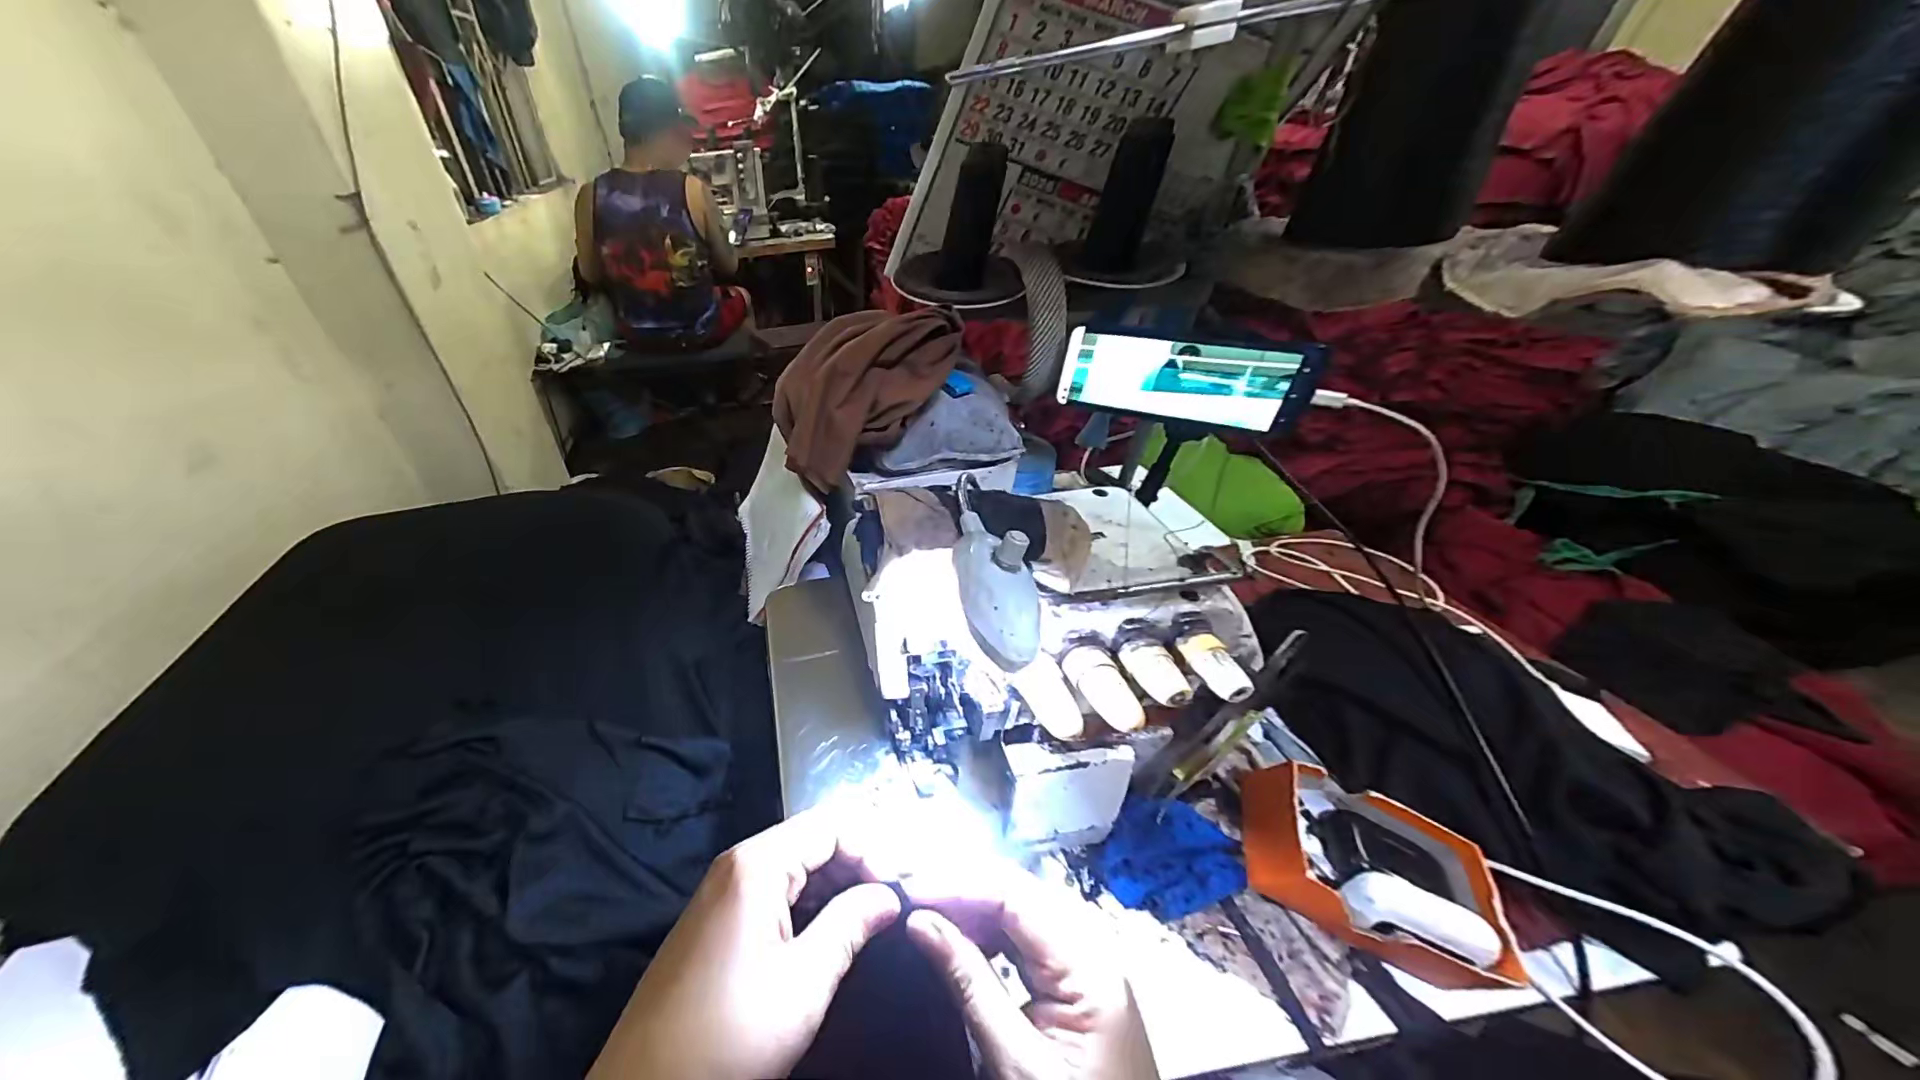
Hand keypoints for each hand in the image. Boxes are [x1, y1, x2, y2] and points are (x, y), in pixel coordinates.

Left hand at [587, 807, 901, 1079]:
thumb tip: (887, 896)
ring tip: (872, 913)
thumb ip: (851, 924)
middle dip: (859, 862)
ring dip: (837, 882)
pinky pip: (775, 890)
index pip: (831, 824)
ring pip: (797, 865)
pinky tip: (833, 927)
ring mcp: (723, 892)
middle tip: (894, 897)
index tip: (901, 885)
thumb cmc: (727, 1037)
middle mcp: (737, 865)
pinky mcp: (718, 921)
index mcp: (756, 864)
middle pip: (813, 838)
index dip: (873, 848)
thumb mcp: (804, 982)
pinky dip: (811, 901)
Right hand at [903, 867, 1158, 1079]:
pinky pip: (1024, 938)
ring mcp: (1084, 962)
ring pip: (1019, 911)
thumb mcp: (1016, 1063)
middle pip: (1018, 893)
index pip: (1014, 895)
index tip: (911, 891)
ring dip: (971, 906)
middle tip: (909, 893)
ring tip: (925, 910)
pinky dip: (987, 932)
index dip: (958, 885)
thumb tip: (923, 924)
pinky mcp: (1072, 981)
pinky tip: (958, 935)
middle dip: (961, 887)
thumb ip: (970, 986)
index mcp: (1088, 962)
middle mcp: (1091, 947)